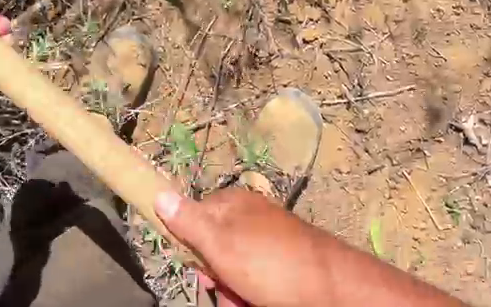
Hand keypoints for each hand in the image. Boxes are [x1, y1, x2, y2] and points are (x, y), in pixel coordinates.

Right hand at [157, 187, 338, 306]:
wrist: (332, 289)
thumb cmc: (269, 263)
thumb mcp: (220, 243)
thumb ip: (188, 221)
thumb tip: (158, 194)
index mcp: (232, 204)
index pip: (194, 217)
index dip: (190, 247)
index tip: (199, 269)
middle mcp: (250, 217)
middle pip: (215, 249)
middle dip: (216, 277)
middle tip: (226, 291)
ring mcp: (269, 241)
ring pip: (236, 271)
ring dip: (234, 293)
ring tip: (246, 303)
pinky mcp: (285, 265)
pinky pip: (257, 281)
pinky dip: (254, 296)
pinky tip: (259, 303)